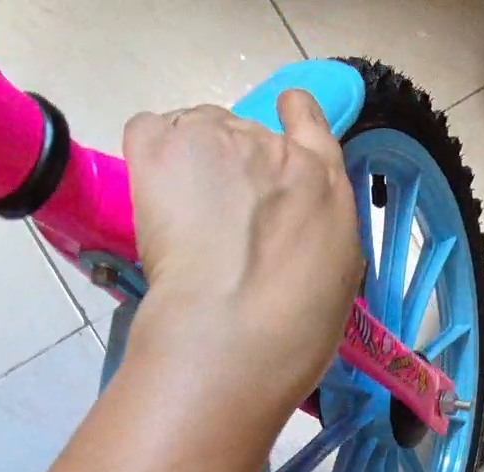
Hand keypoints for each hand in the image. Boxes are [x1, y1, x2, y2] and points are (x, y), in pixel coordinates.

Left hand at [122, 91, 363, 408]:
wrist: (231, 337)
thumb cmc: (293, 334)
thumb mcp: (334, 280)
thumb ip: (315, 236)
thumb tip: (291, 232)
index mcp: (324, 184)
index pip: (308, 121)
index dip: (290, 122)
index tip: (275, 137)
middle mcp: (274, 147)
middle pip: (246, 133)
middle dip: (232, 167)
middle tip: (218, 224)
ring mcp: (217, 139)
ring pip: (197, 130)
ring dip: (191, 163)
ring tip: (184, 221)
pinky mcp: (163, 147)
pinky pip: (149, 132)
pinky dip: (149, 160)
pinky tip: (154, 201)